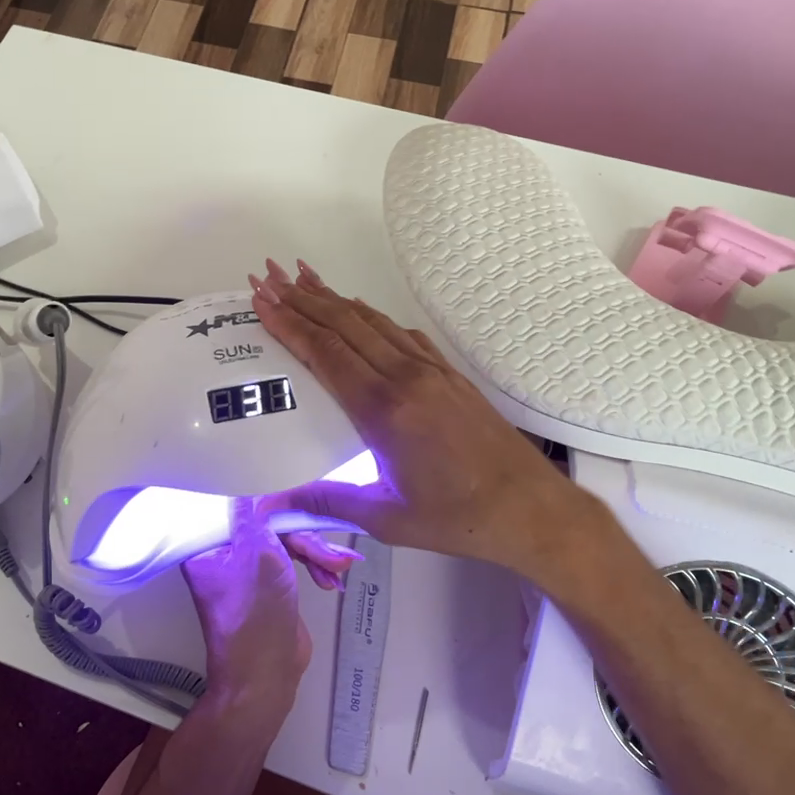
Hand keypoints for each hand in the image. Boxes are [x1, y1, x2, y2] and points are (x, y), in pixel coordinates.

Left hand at [182, 499, 313, 722]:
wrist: (266, 677)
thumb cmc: (256, 615)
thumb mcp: (258, 555)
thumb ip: (256, 518)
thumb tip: (251, 491)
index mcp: (209, 546)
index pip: (239, 508)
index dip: (273, 503)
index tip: (301, 500)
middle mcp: (223, 555)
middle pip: (268, 526)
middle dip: (304, 538)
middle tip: (331, 554)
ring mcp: (247, 571)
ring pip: (285, 543)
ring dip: (315, 553)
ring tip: (340, 568)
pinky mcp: (268, 585)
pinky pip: (292, 562)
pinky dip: (313, 567)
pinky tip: (332, 580)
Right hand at [249, 259, 614, 583]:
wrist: (532, 509)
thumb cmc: (457, 518)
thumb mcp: (386, 518)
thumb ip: (327, 504)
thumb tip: (272, 510)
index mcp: (382, 411)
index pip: (325, 353)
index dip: (289, 323)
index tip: (262, 300)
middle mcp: (405, 379)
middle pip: (343, 325)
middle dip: (301, 298)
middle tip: (268, 276)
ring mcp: (430, 371)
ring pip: (371, 322)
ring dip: (332, 298)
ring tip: (300, 278)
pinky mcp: (450, 374)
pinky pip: (401, 333)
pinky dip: (370, 315)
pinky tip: (356, 308)